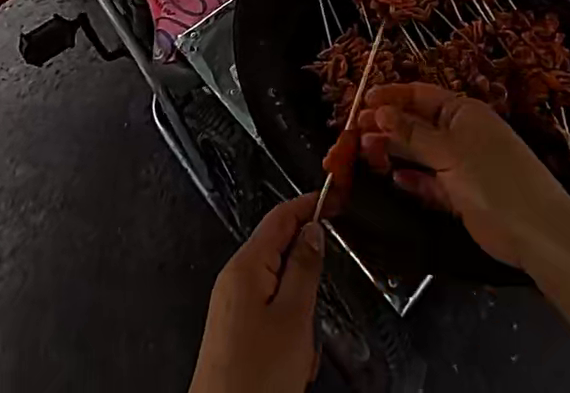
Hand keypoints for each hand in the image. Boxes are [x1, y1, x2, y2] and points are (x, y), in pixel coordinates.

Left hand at [188, 193, 324, 392]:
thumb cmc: (252, 381)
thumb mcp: (294, 316)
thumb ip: (306, 266)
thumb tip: (314, 231)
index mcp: (245, 268)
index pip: (281, 215)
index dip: (311, 202)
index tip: (335, 196)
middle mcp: (234, 282)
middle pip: (280, 246)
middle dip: (308, 262)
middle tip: (328, 276)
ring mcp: (234, 307)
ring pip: (280, 282)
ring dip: (301, 303)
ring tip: (304, 339)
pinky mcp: (237, 331)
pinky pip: (273, 309)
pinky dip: (291, 325)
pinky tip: (294, 356)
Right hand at [357, 83, 569, 267]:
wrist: (536, 230)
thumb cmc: (493, 180)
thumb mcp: (450, 152)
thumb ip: (413, 133)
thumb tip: (379, 112)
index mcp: (464, 112)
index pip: (422, 96)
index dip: (392, 97)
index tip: (362, 101)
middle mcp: (462, 133)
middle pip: (418, 124)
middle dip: (388, 126)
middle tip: (354, 133)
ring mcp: (462, 164)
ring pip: (421, 153)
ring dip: (395, 152)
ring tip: (365, 154)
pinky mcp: (461, 193)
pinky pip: (431, 181)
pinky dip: (414, 180)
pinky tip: (395, 179)